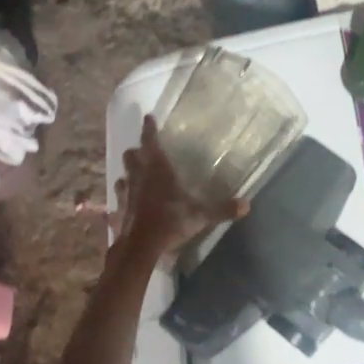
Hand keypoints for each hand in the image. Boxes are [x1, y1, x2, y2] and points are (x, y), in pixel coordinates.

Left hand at [113, 117, 245, 258]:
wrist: (141, 246)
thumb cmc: (170, 222)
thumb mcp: (200, 215)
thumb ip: (222, 209)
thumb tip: (247, 205)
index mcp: (157, 170)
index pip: (150, 141)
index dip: (149, 128)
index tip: (148, 117)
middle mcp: (138, 177)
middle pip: (131, 156)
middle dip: (136, 152)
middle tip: (142, 151)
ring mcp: (125, 194)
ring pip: (122, 177)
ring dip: (127, 175)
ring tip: (134, 178)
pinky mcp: (118, 211)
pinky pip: (117, 203)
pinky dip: (121, 202)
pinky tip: (123, 207)